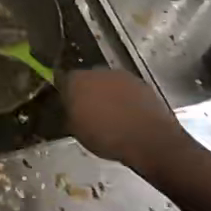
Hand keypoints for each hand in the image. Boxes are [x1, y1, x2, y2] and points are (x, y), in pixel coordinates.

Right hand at [62, 68, 182, 172]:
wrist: (148, 139)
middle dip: (87, 92)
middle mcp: (98, 72)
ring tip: (110, 115)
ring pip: (108, 83)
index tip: (66, 106)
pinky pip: (126, 90)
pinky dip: (125, 99)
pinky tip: (128, 116)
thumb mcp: (76, 130)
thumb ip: (69, 114)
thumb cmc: (106, 137)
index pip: (62, 80)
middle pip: (87, 79)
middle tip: (88, 111)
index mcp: (76, 81)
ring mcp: (122, 76)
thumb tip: (70, 110)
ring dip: (107, 94)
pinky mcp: (142, 83)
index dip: (64, 93)